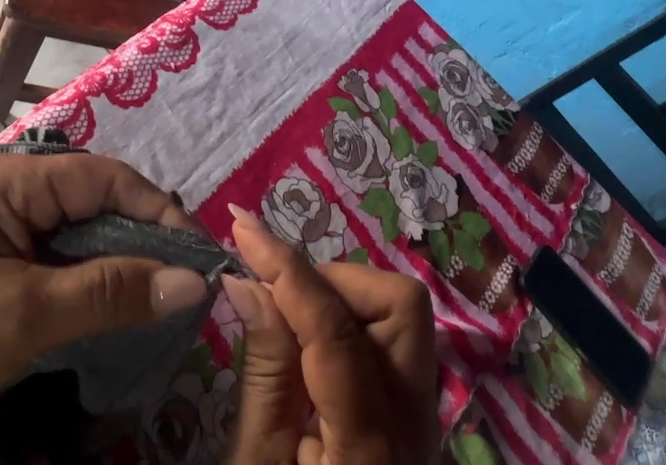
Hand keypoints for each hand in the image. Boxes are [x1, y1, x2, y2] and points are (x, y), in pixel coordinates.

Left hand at [0, 153, 209, 448]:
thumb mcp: (24, 315)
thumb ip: (109, 294)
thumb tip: (193, 281)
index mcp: (19, 183)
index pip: (109, 179)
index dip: (160, 212)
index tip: (202, 258)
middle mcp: (22, 197)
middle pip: (105, 206)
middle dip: (151, 242)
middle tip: (195, 287)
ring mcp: (17, 235)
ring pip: (92, 240)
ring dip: (131, 268)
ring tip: (173, 302)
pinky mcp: (13, 271)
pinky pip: (73, 268)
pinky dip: (104, 288)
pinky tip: (130, 312)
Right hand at [224, 204, 438, 464]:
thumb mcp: (256, 463)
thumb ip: (264, 370)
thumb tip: (250, 281)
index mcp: (371, 446)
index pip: (334, 331)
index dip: (285, 267)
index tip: (242, 224)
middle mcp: (416, 422)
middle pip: (401, 305)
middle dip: (334, 281)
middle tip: (277, 298)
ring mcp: (424, 417)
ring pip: (401, 314)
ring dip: (341, 297)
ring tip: (289, 326)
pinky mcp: (415, 414)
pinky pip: (391, 340)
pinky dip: (349, 321)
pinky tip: (307, 346)